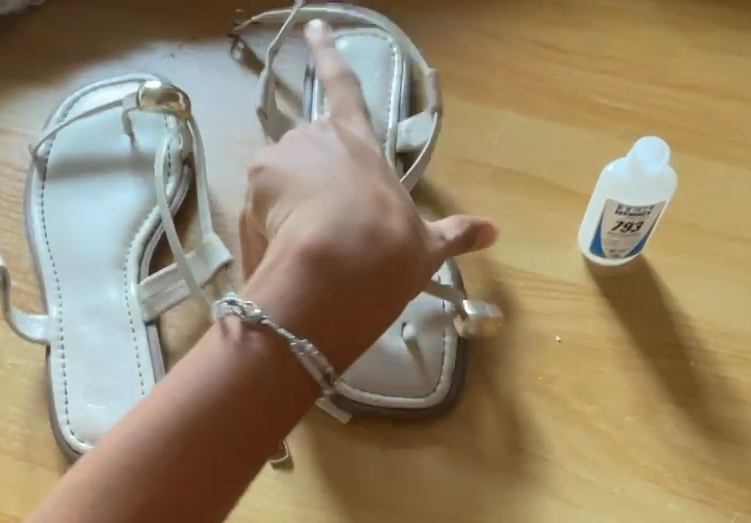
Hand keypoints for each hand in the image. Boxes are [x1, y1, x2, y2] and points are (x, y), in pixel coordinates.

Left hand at [238, 19, 496, 365]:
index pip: (345, 89)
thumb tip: (493, 231)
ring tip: (303, 249)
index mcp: (361, 144)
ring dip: (283, 211)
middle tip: (316, 229)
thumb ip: (454, 234)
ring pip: (277, 183)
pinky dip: (265, 230)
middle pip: (305, 153)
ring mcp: (284, 153)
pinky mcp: (257, 178)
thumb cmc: (390, 249)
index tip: (314, 28)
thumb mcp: (426, 246)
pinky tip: (281, 253)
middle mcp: (320, 137)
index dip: (330, 56)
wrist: (344, 265)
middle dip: (306, 186)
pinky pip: (256, 208)